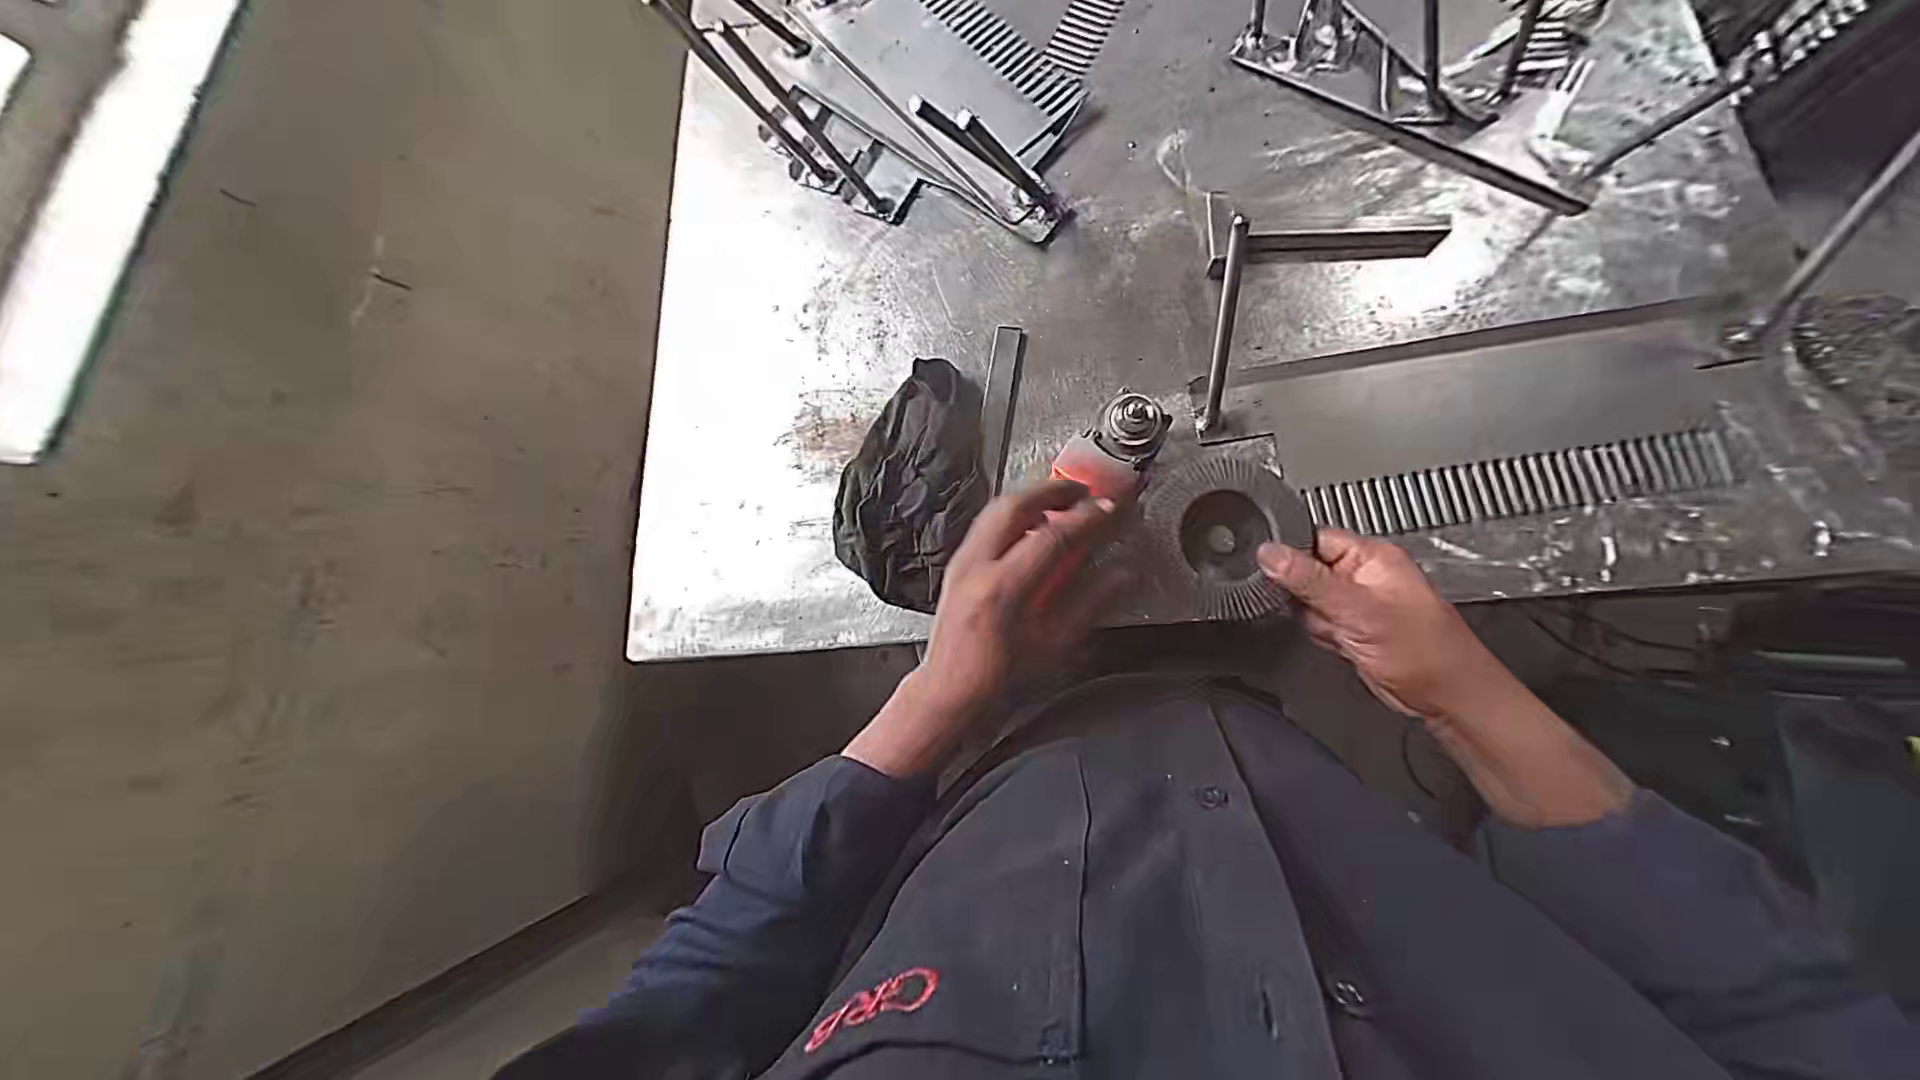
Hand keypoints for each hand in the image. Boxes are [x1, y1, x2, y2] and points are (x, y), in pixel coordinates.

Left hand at [845, 478, 1126, 776]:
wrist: (951, 692)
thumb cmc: (996, 680)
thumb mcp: (1054, 646)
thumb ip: (1089, 605)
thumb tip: (1119, 576)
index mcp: (1003, 589)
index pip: (1053, 537)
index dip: (1087, 518)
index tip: (1108, 508)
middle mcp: (976, 568)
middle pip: (1015, 505)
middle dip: (1053, 490)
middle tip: (1082, 491)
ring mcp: (961, 565)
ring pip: (996, 510)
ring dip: (1031, 498)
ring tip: (1060, 501)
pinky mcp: (956, 567)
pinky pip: (986, 525)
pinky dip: (1013, 515)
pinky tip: (1031, 524)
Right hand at [1256, 529, 1511, 721]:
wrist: (1444, 698)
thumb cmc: (1426, 652)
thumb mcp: (1358, 609)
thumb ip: (1308, 580)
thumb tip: (1270, 553)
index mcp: (1371, 557)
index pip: (1313, 539)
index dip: (1292, 556)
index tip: (1281, 575)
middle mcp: (1362, 575)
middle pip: (1303, 571)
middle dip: (1304, 596)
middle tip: (1326, 612)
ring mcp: (1354, 601)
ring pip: (1305, 599)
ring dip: (1314, 619)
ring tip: (1342, 631)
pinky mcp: (1347, 624)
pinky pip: (1314, 621)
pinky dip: (1320, 633)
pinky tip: (1342, 641)